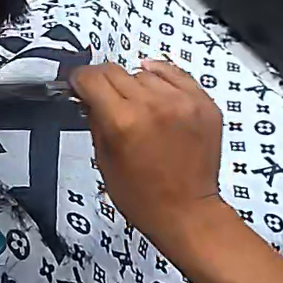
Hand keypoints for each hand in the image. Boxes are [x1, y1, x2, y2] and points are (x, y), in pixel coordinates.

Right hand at [72, 60, 232, 252]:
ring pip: (145, 73)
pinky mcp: (203, 104)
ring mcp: (183, 103)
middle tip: (104, 97)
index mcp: (124, 122)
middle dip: (103, 82)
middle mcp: (155, 106)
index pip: (91, 77)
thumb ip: (95, 121)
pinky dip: (162, 78)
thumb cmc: (148, 198)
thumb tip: (89, 98)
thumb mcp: (105, 161)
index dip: (80, 80)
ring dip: (135, 85)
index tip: (80, 83)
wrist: (187, 212)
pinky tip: (155, 87)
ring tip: (137, 108)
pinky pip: (177, 74)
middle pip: (115, 70)